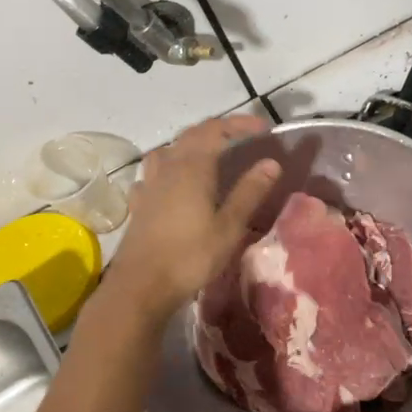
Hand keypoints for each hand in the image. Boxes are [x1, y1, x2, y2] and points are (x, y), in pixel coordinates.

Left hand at [102, 115, 280, 313]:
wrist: (141, 286)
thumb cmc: (190, 257)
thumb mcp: (229, 226)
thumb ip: (250, 192)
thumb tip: (271, 162)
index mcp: (193, 168)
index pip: (216, 130)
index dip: (240, 125)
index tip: (264, 130)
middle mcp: (168, 168)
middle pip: (191, 135)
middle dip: (218, 130)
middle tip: (242, 138)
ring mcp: (149, 185)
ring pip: (169, 150)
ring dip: (191, 145)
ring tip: (209, 156)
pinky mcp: (139, 203)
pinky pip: (154, 173)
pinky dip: (171, 168)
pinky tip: (174, 183)